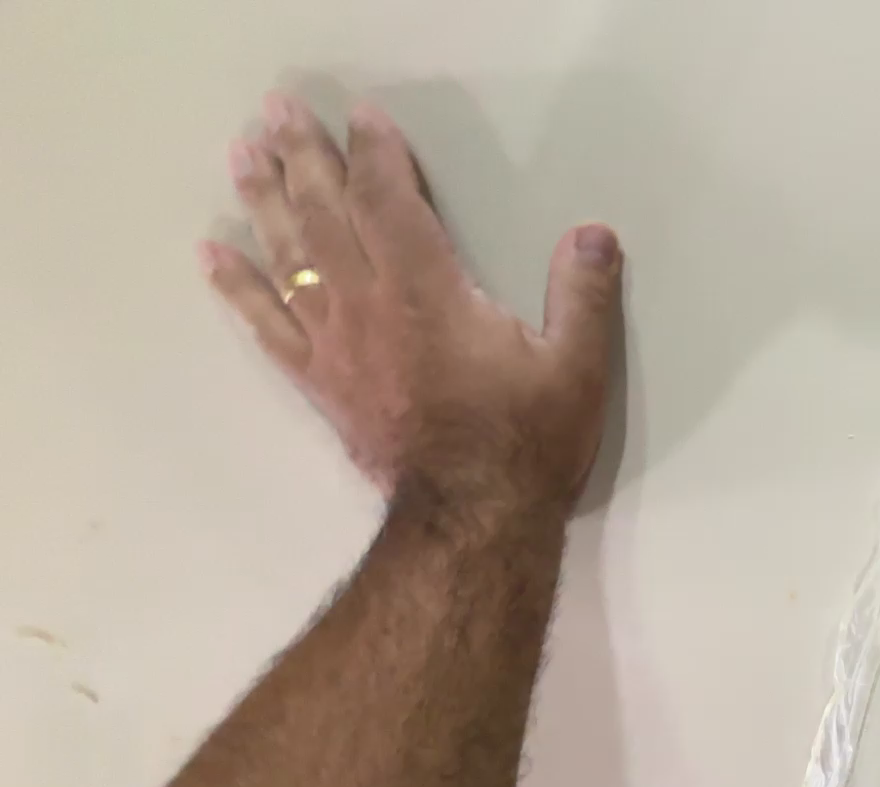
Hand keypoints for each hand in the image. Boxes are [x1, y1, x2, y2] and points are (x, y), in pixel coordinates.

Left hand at [198, 92, 622, 509]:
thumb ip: (585, 297)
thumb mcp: (580, 368)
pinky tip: (214, 254)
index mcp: (430, 294)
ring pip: (287, 257)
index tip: (364, 118)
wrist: (478, 512)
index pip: (390, 204)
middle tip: (278, 110)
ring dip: (263, 200)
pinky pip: (267, 325)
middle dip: (303, 158)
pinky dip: (237, 286)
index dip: (377, 156)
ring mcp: (337, 345)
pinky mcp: (324, 382)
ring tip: (242, 153)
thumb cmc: (530, 438)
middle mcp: (370, 306)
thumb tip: (595, 234)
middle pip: (324, 216)